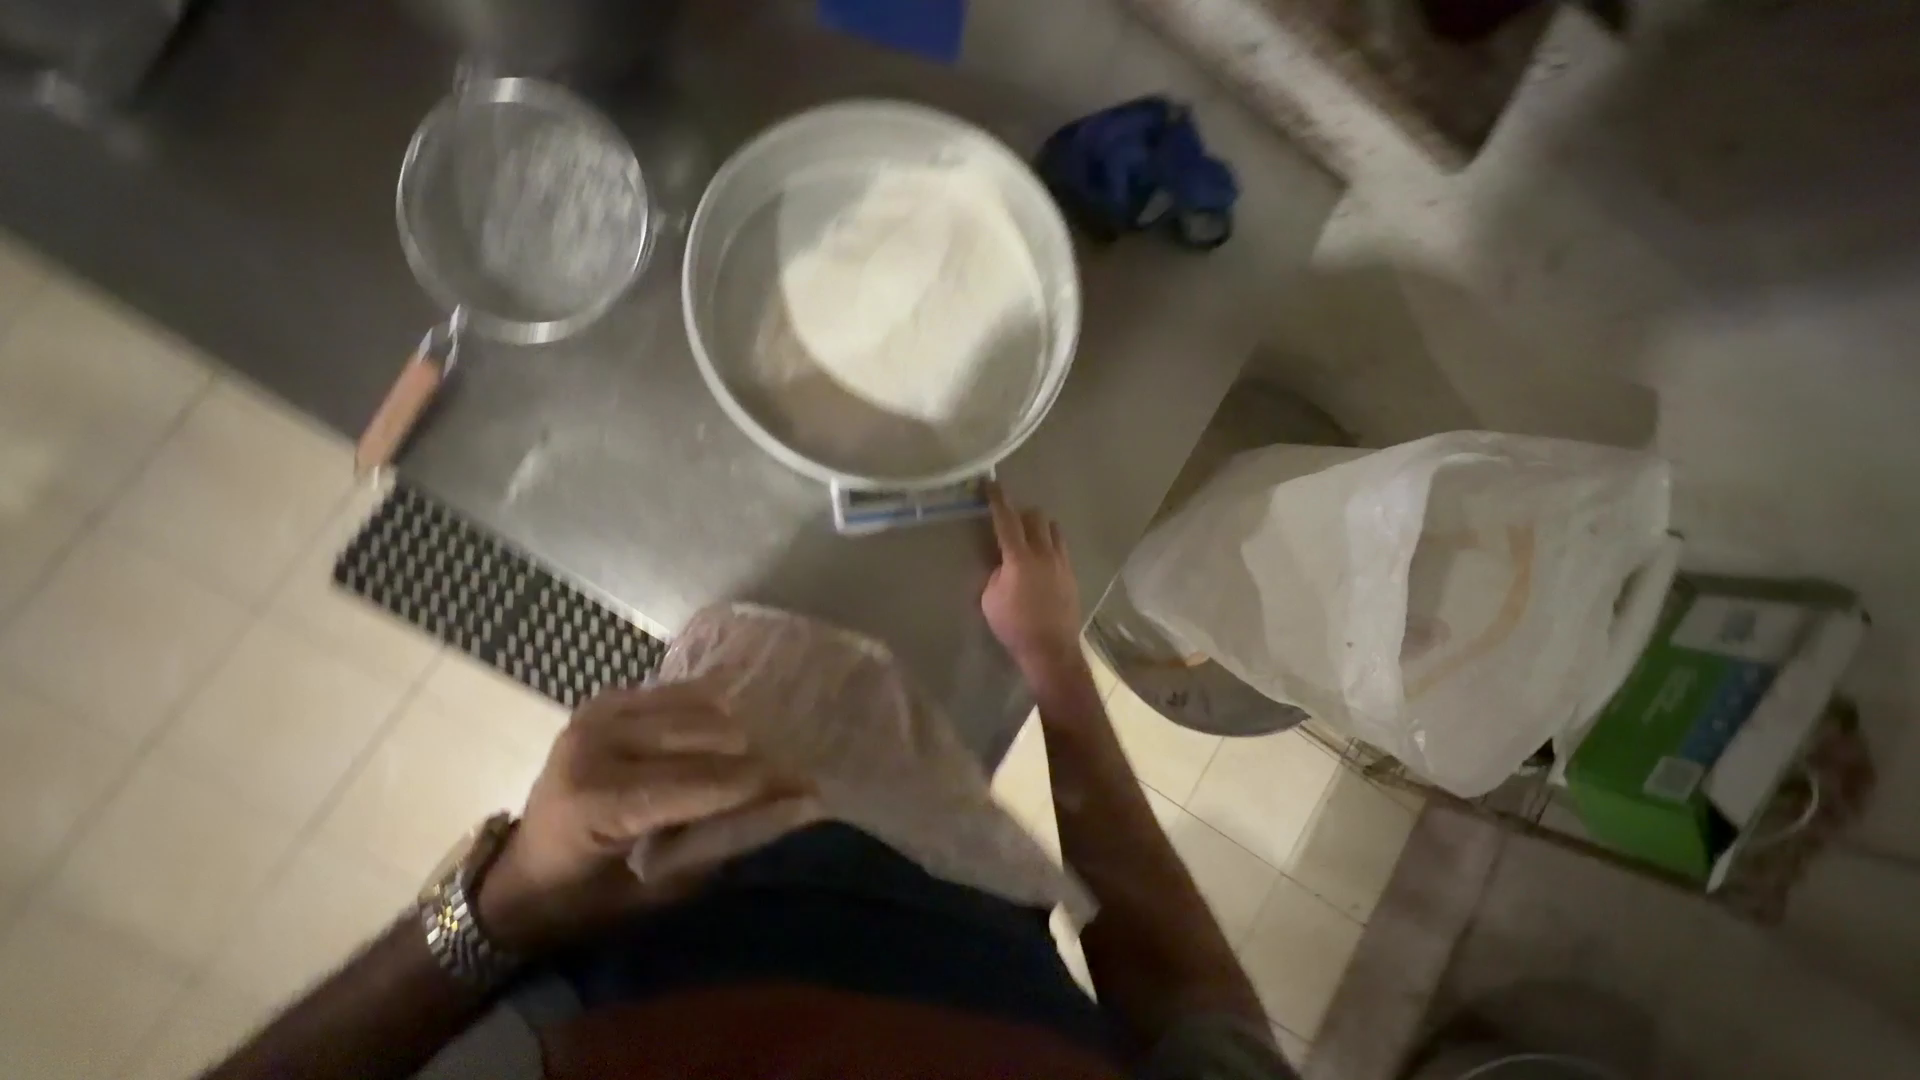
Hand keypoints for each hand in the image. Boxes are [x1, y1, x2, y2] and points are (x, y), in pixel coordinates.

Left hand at [475, 682, 816, 952]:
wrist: (515, 879)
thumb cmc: (580, 904)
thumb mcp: (648, 897)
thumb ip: (716, 853)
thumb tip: (788, 818)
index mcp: (599, 800)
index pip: (702, 782)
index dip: (761, 785)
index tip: (810, 790)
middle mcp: (596, 744)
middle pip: (709, 734)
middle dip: (753, 761)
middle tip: (778, 786)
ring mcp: (597, 715)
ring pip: (702, 705)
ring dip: (733, 737)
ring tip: (746, 767)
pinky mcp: (602, 701)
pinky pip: (679, 692)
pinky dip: (708, 713)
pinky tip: (716, 742)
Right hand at [982, 484, 1084, 676]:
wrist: (1051, 650)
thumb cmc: (1014, 626)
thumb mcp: (990, 598)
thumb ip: (995, 573)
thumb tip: (1002, 564)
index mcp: (1019, 557)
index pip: (1006, 519)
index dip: (997, 499)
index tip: (991, 484)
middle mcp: (1044, 552)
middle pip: (1035, 516)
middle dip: (1020, 513)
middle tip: (1008, 522)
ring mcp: (1062, 562)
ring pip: (1053, 529)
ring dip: (1039, 527)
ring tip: (1028, 540)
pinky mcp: (1072, 574)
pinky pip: (1061, 548)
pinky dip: (1049, 545)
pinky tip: (1042, 560)